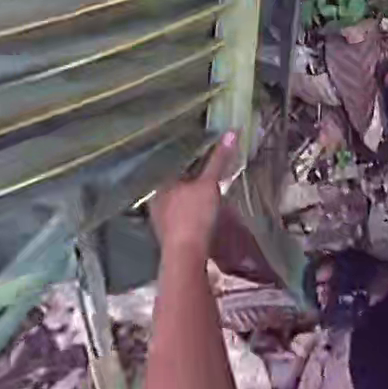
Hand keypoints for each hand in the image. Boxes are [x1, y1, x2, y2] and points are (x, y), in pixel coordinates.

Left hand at [148, 131, 237, 258]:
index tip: (202, 144)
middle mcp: (156, 198)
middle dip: (190, 171)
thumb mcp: (209, 183)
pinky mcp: (169, 231)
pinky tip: (201, 203)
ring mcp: (160, 217)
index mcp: (161, 183)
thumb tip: (232, 132)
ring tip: (207, 179)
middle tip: (207, 159)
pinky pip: (180, 209)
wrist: (186, 255)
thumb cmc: (194, 215)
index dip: (188, 152)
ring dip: (190, 188)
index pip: (173, 161)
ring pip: (177, 195)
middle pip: (175, 178)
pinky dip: (190, 203)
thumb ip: (219, 159)